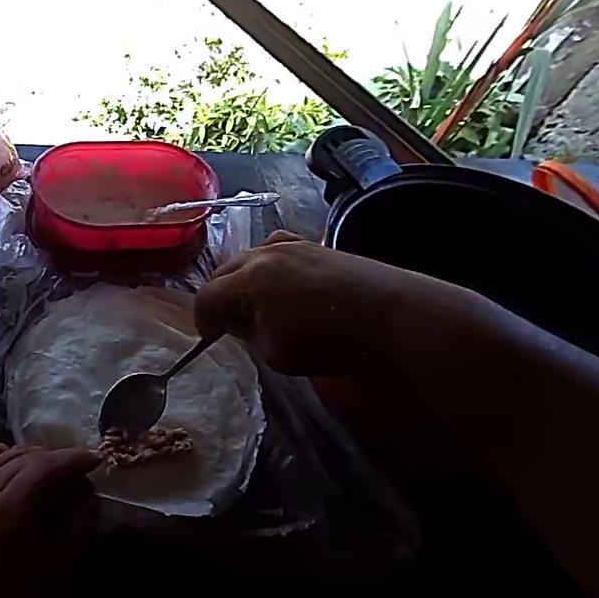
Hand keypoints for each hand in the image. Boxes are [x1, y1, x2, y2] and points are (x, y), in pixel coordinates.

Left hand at [0, 443, 98, 597]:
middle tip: (79, 469)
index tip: (96, 460)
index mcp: (9, 505)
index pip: (45, 465)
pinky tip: (10, 461)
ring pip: (0, 457)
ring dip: (29, 458)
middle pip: (23, 457)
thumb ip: (76, 525)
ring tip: (53, 469)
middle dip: (54, 458)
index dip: (73, 459)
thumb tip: (87, 492)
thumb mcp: (58, 571)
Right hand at [193, 232, 490, 376]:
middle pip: (223, 272)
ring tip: (254, 303)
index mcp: (248, 280)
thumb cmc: (331, 342)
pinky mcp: (314, 245)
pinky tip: (279, 281)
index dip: (202, 320)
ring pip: (248, 258)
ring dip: (241, 280)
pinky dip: (267, 265)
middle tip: (229, 322)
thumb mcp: (274, 352)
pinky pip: (276, 249)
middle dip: (219, 297)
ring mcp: (291, 245)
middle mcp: (263, 254)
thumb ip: (246, 333)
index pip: (207, 297)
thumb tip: (237, 321)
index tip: (210, 337)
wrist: (395, 317)